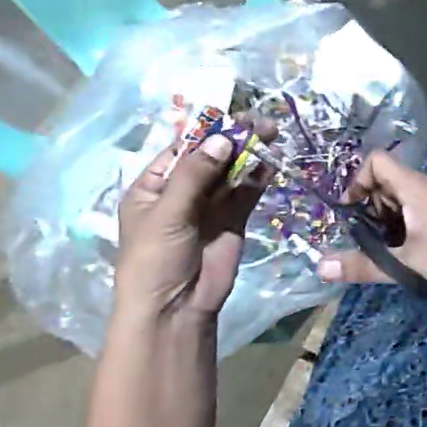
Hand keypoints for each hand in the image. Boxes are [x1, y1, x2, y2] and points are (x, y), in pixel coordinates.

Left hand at [113, 133, 268, 324]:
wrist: (175, 310)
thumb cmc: (155, 259)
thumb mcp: (167, 213)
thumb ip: (195, 176)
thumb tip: (222, 140)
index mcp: (153, 187)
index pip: (181, 150)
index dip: (207, 133)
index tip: (233, 116)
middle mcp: (181, 193)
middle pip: (210, 158)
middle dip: (234, 140)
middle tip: (262, 121)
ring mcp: (209, 208)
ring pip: (231, 174)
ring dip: (250, 154)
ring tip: (273, 133)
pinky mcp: (232, 222)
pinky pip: (246, 194)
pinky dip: (258, 178)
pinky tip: (272, 162)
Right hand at [316, 150, 426, 292]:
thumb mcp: (407, 263)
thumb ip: (364, 265)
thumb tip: (321, 267)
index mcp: (415, 185)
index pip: (377, 160)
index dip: (357, 180)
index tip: (352, 212)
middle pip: (389, 179)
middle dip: (372, 205)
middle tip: (370, 237)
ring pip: (406, 194)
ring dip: (391, 216)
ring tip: (392, 247)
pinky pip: (423, 203)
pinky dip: (410, 219)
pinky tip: (415, 248)